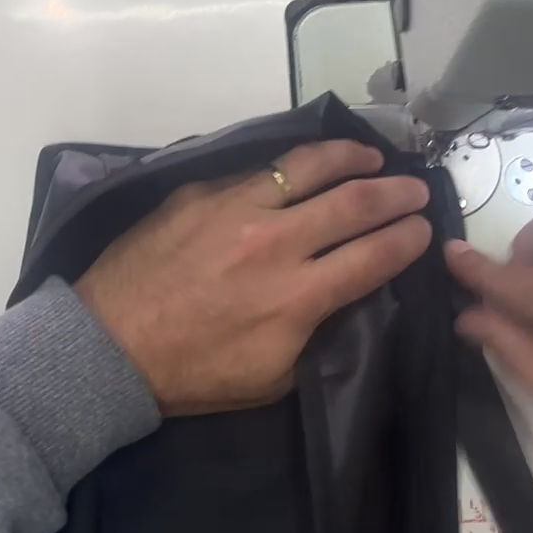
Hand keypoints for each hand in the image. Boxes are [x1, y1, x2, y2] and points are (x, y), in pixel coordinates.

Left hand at [76, 140, 432, 415]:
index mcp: (297, 297)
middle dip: (396, 193)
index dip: (409, 239)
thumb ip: (316, 333)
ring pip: (308, 167)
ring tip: (370, 156)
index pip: (375, 256)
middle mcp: (275, 243)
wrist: (110, 345)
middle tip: (414, 188)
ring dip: (350, 158)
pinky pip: (259, 169)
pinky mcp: (202, 192)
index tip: (423, 229)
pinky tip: (303, 166)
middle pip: (354, 203)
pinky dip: (292, 166)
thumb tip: (344, 294)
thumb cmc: (192, 373)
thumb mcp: (271, 377)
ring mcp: (236, 208)